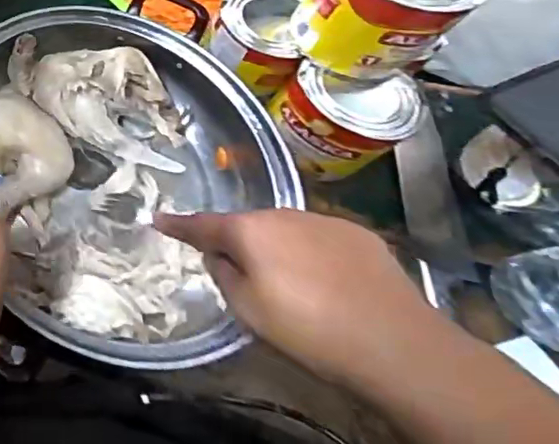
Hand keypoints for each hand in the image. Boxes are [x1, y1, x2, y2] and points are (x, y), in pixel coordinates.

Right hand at [154, 209, 454, 386]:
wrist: (399, 345)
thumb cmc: (311, 331)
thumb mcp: (249, 313)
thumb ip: (224, 276)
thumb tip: (219, 256)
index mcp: (248, 230)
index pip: (202, 224)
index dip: (178, 224)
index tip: (159, 218)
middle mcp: (280, 213)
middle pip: (247, 225)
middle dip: (240, 241)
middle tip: (242, 271)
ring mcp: (321, 220)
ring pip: (285, 229)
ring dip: (279, 246)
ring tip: (292, 282)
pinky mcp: (358, 233)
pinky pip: (320, 238)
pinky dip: (314, 253)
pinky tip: (330, 281)